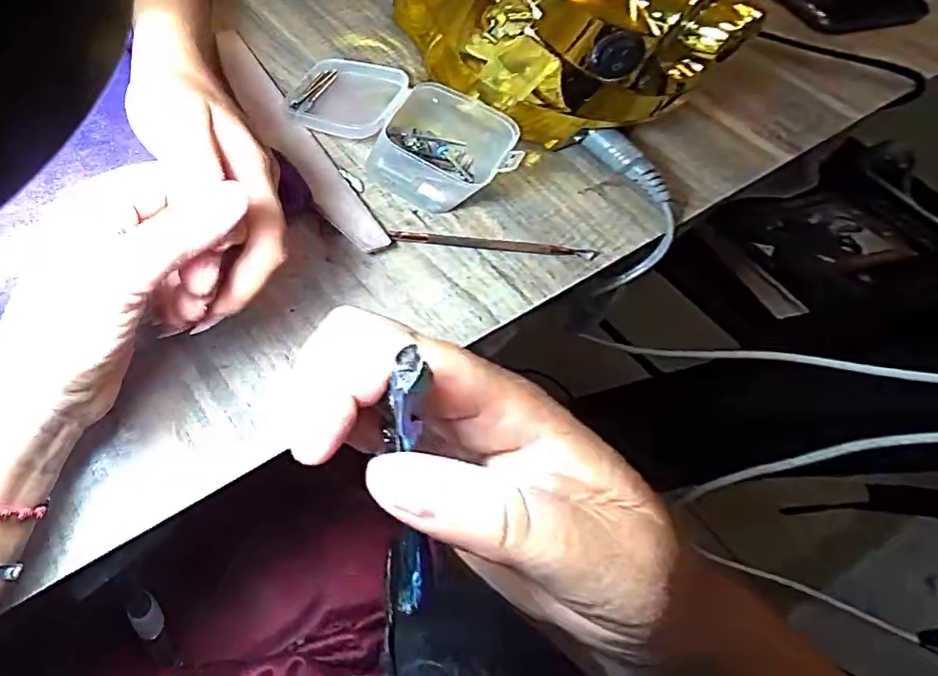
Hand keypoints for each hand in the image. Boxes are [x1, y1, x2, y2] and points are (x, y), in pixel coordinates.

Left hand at [0, 165, 249, 507]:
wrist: (41, 399)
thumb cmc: (68, 332)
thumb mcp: (125, 276)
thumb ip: (181, 232)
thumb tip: (237, 191)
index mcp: (97, 201)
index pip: (176, 179)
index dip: (209, 213)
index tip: (223, 251)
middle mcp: (110, 219)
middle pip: (188, 213)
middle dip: (206, 253)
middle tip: (200, 291)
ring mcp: (121, 253)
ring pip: (188, 247)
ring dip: (201, 279)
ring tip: (188, 312)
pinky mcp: (132, 286)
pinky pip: (178, 274)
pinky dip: (188, 295)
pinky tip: (178, 320)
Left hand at [124, 31, 284, 332]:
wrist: (168, 56)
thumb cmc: (170, 92)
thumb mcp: (179, 134)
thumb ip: (200, 183)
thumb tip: (227, 236)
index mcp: (248, 175)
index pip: (260, 241)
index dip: (238, 281)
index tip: (203, 310)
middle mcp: (251, 183)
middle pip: (256, 250)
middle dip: (228, 290)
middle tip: (188, 319)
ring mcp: (237, 183)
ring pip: (238, 246)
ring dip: (215, 279)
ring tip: (178, 307)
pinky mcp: (217, 184)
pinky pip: (219, 232)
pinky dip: (202, 259)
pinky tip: (175, 272)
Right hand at [288, 306, 681, 663]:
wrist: (646, 608)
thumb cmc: (633, 573)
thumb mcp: (584, 551)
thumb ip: (494, 513)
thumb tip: (386, 477)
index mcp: (491, 395)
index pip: (396, 348)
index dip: (344, 377)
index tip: (318, 440)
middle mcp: (448, 393)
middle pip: (356, 344)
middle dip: (317, 382)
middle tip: (307, 445)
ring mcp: (426, 416)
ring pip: (343, 370)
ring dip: (312, 400)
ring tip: (309, 449)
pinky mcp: (408, 447)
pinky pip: (348, 412)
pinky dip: (321, 422)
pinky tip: (321, 450)